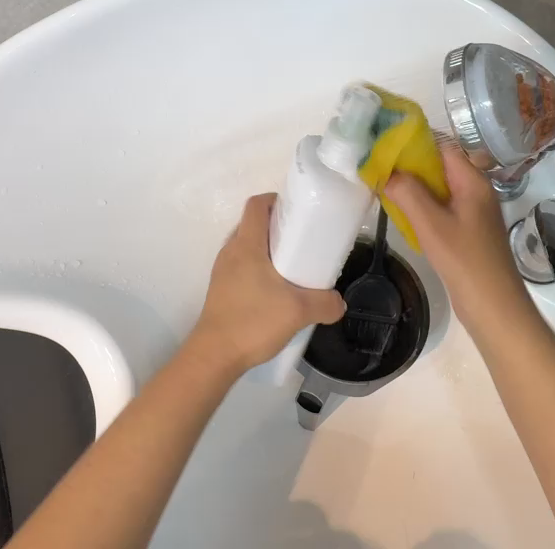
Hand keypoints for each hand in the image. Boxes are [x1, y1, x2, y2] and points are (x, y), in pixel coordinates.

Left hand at [187, 193, 345, 373]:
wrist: (214, 355)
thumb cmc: (253, 321)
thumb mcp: (298, 311)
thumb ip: (325, 304)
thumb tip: (339, 302)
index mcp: (246, 244)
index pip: (256, 204)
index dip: (275, 200)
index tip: (296, 210)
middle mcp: (230, 251)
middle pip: (252, 223)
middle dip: (276, 226)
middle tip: (301, 239)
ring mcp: (222, 271)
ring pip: (246, 246)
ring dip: (266, 249)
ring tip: (291, 266)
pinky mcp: (220, 289)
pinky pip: (240, 266)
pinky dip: (257, 268)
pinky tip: (274, 290)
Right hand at [385, 144, 530, 332]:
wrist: (495, 308)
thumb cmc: (465, 261)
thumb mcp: (431, 224)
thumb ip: (407, 193)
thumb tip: (387, 171)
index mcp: (473, 181)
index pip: (442, 146)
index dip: (413, 141)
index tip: (384, 145)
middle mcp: (475, 190)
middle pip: (439, 164)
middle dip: (409, 164)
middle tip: (378, 166)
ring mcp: (473, 210)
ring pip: (439, 187)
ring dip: (414, 186)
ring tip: (384, 186)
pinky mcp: (468, 229)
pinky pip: (442, 206)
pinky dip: (422, 205)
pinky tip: (402, 213)